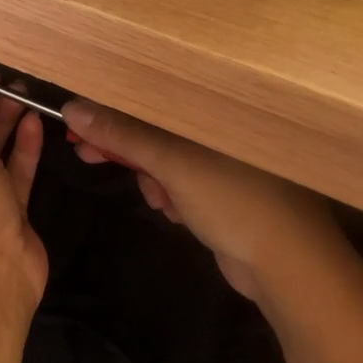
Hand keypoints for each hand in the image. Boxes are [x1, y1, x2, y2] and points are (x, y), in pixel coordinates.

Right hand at [61, 99, 345, 303]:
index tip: (77, 122)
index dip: (112, 107)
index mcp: (219, 110)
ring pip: (166, 159)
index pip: (154, 97)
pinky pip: (182, 182)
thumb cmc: (235, 202)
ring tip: (162, 201)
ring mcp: (227, 161)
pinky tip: (177, 213)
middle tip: (87, 156)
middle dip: (125, 148)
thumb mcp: (173, 165)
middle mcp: (223, 129)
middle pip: (157, 127)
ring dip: (153, 179)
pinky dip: (172, 195)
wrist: (289, 266)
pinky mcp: (227, 190)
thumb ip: (123, 136)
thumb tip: (73, 108)